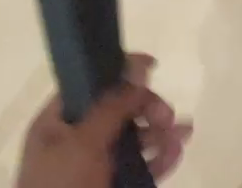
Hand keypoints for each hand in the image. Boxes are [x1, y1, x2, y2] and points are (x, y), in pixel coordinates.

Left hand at [16, 53, 192, 187]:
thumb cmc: (61, 187)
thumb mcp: (84, 142)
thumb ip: (113, 105)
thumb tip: (138, 66)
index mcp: (57, 124)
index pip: (90, 84)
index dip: (120, 71)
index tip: (152, 66)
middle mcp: (76, 140)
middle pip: (119, 109)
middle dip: (147, 107)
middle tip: (166, 115)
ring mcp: (95, 167)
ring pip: (135, 137)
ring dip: (161, 131)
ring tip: (184, 133)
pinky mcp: (113, 187)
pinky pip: (141, 166)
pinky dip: (160, 157)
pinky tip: (177, 151)